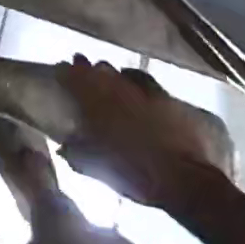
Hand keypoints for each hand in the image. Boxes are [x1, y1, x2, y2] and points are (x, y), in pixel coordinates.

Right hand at [56, 55, 227, 208]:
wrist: (185, 180)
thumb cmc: (136, 176)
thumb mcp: (99, 170)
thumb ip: (77, 156)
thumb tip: (61, 148)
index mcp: (95, 107)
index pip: (73, 79)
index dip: (64, 71)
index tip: (59, 67)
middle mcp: (115, 92)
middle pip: (94, 71)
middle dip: (84, 67)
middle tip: (77, 64)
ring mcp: (140, 92)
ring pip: (116, 72)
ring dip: (106, 70)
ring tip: (101, 71)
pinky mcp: (162, 96)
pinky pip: (140, 77)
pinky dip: (131, 75)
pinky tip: (129, 76)